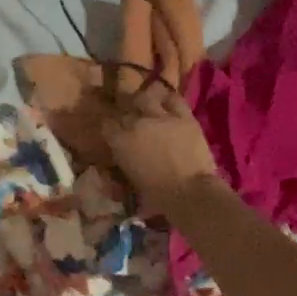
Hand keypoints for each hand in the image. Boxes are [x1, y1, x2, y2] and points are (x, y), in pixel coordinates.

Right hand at [101, 75, 222, 215]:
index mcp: (120, 142)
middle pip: (126, 111)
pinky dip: (168, 100)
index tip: (113, 134)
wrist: (189, 191)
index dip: (110, 129)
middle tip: (132, 124)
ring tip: (147, 107)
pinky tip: (167, 103)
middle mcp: (137, 124)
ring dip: (144, 102)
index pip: (107, 125)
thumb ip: (122, 170)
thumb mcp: (131, 185)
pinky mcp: (184, 117)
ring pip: (146, 98)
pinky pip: (173, 99)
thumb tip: (113, 174)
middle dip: (127, 117)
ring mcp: (161, 117)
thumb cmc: (157, 197)